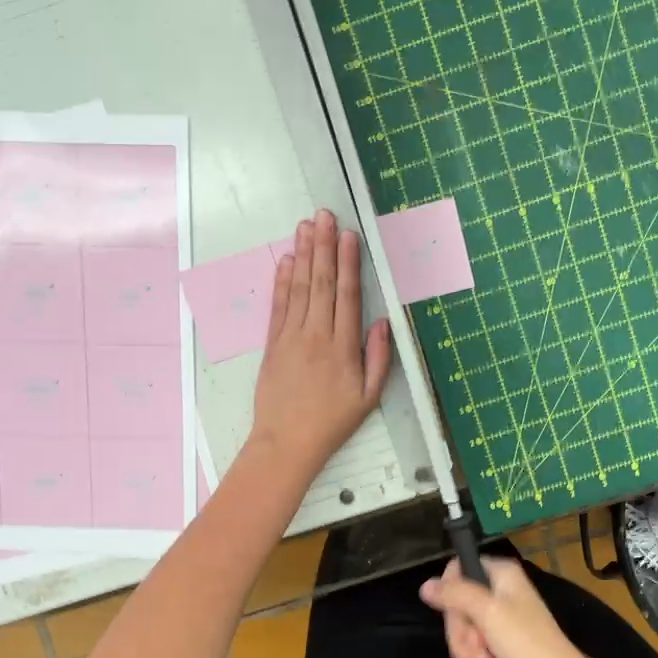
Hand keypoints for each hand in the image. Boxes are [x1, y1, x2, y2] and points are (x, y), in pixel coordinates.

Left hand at [248, 209, 392, 476]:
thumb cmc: (332, 423)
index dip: (348, 262)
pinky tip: (286, 260)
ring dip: (302, 255)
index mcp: (344, 348)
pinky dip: (281, 281)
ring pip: (298, 288)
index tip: (350, 235)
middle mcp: (317, 336)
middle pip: (321, 283)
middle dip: (324, 246)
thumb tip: (384, 322)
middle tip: (325, 214)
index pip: (347, 295)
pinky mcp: (272, 345)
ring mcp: (291, 338)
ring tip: (306, 226)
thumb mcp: (369, 397)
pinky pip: (278, 307)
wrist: (287, 443)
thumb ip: (379, 358)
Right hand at [419, 557, 596, 657]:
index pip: (459, 568)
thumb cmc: (527, 643)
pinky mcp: (496, 648)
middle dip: (463, 634)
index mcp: (501, 576)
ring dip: (470, 654)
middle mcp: (498, 594)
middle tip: (478, 646)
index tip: (455, 610)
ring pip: (461, 632)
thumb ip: (455, 594)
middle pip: (455, 605)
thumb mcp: (488, 612)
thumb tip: (425, 585)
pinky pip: (472, 652)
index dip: (450, 590)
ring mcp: (497, 622)